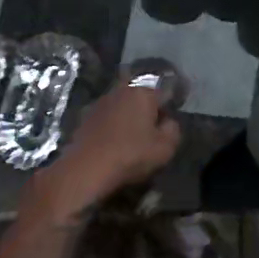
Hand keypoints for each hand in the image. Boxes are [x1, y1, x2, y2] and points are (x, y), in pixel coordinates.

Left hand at [30, 84, 182, 215]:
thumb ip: (173, 130)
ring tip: (132, 140)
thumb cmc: (131, 155)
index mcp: (143, 93)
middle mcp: (121, 90)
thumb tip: (168, 121)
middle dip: (148, 112)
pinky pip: (107, 118)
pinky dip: (113, 126)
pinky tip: (114, 143)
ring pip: (123, 107)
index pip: (165, 94)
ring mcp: (100, 102)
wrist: (86, 167)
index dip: (170, 110)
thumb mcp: (165, 147)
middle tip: (152, 134)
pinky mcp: (85, 116)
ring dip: (129, 119)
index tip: (169, 126)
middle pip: (141, 99)